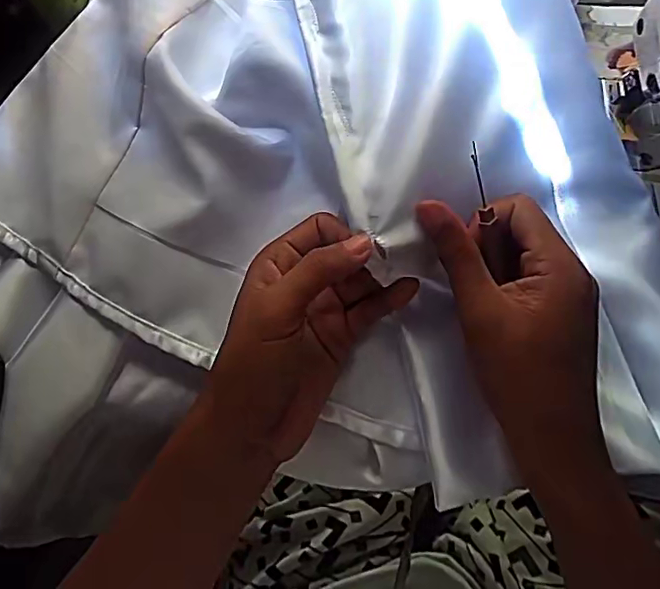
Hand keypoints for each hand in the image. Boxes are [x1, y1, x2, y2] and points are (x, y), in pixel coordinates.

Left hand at [202, 213, 417, 465]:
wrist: (250, 430)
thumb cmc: (254, 361)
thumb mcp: (279, 307)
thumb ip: (318, 270)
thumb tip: (364, 242)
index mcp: (280, 263)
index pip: (319, 229)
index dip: (344, 234)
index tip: (368, 252)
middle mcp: (303, 279)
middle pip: (344, 251)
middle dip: (369, 254)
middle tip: (396, 261)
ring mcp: (324, 308)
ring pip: (360, 279)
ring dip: (382, 274)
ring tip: (409, 271)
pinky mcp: (341, 335)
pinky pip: (369, 308)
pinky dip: (388, 299)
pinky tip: (408, 290)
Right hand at [415, 195, 604, 481]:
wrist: (554, 445)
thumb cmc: (517, 376)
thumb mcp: (479, 308)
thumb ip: (455, 251)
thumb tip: (428, 204)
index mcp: (561, 264)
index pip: (518, 208)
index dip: (483, 222)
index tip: (466, 260)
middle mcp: (573, 271)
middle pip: (522, 228)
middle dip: (487, 246)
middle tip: (471, 287)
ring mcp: (571, 294)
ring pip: (522, 253)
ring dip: (493, 267)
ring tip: (480, 304)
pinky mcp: (563, 313)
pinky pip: (530, 276)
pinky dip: (504, 284)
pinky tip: (492, 314)